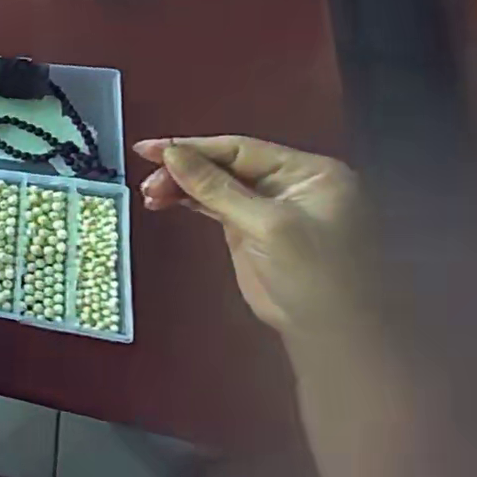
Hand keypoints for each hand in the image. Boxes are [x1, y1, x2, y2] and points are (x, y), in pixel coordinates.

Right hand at [134, 136, 368, 335]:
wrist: (331, 329)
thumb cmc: (313, 272)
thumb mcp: (265, 225)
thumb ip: (217, 187)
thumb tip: (171, 154)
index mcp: (306, 171)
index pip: (239, 149)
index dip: (190, 147)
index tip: (145, 150)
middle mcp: (287, 182)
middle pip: (223, 164)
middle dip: (181, 170)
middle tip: (145, 186)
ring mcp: (267, 206)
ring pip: (213, 184)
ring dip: (178, 186)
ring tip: (148, 196)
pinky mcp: (249, 228)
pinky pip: (212, 203)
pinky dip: (185, 201)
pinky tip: (161, 202)